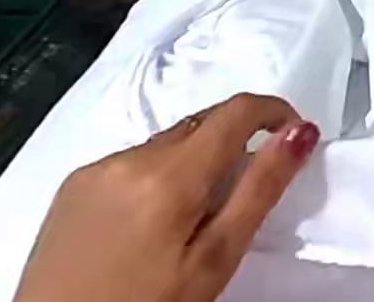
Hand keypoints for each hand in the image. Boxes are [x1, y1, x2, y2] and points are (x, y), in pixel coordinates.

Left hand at [17, 93, 319, 301]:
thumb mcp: (213, 264)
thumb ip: (259, 190)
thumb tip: (300, 131)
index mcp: (171, 173)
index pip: (235, 111)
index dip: (272, 110)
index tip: (294, 132)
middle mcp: (133, 154)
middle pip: (201, 124)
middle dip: (232, 142)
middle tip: (243, 191)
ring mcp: (98, 166)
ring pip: (167, 143)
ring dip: (190, 162)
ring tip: (189, 221)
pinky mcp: (73, 183)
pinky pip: (131, 160)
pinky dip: (153, 177)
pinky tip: (144, 226)